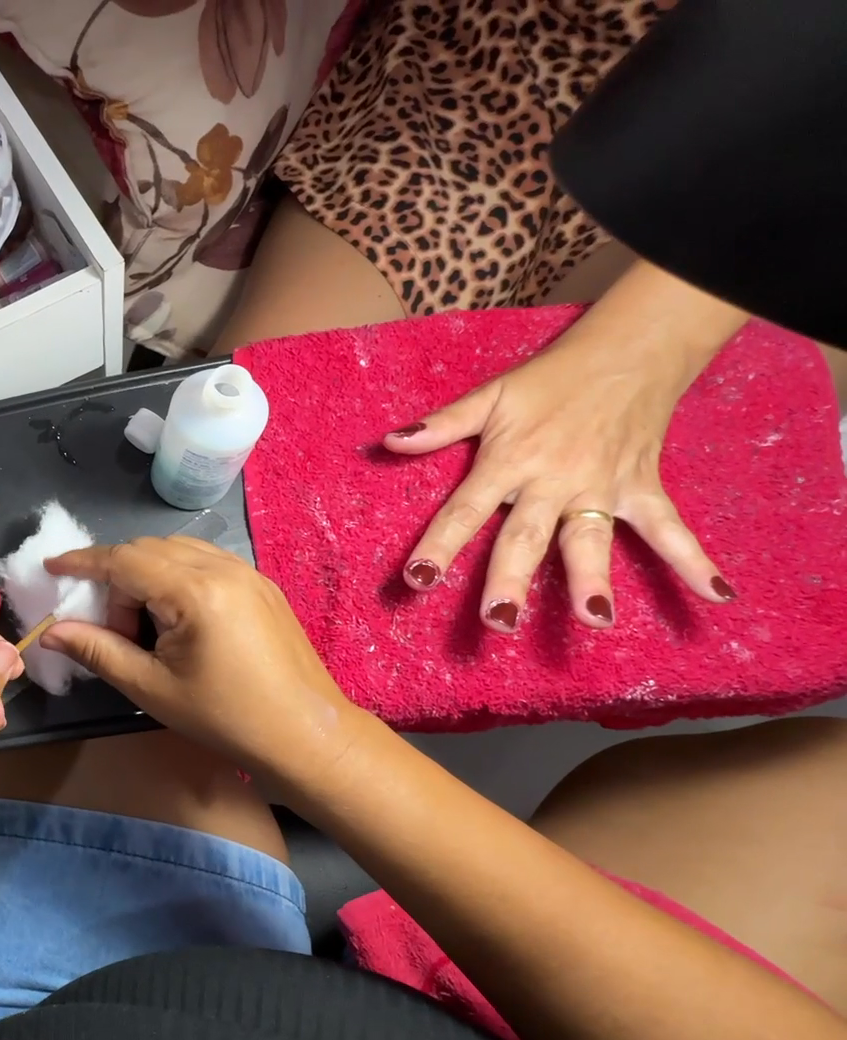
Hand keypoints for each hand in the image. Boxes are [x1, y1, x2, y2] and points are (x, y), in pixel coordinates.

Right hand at [39, 536, 361, 779]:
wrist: (307, 737)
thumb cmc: (225, 717)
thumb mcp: (150, 687)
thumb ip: (97, 650)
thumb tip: (51, 631)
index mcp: (194, 592)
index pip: (124, 560)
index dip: (83, 561)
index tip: (52, 566)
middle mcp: (222, 568)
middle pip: (147, 549)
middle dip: (115, 578)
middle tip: (110, 628)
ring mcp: (246, 572)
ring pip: (175, 549)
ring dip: (144, 575)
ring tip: (141, 626)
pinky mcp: (259, 583)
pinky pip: (202, 560)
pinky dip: (173, 575)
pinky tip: (173, 617)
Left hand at [385, 265, 744, 632]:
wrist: (628, 353)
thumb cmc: (546, 381)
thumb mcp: (487, 397)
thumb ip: (440, 426)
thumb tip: (389, 441)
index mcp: (507, 462)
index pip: (463, 511)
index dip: (438, 545)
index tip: (418, 581)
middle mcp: (552, 481)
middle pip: (525, 537)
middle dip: (511, 579)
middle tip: (498, 621)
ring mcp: (601, 487)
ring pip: (592, 538)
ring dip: (593, 578)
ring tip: (593, 619)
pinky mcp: (643, 486)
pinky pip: (669, 527)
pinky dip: (694, 558)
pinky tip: (715, 595)